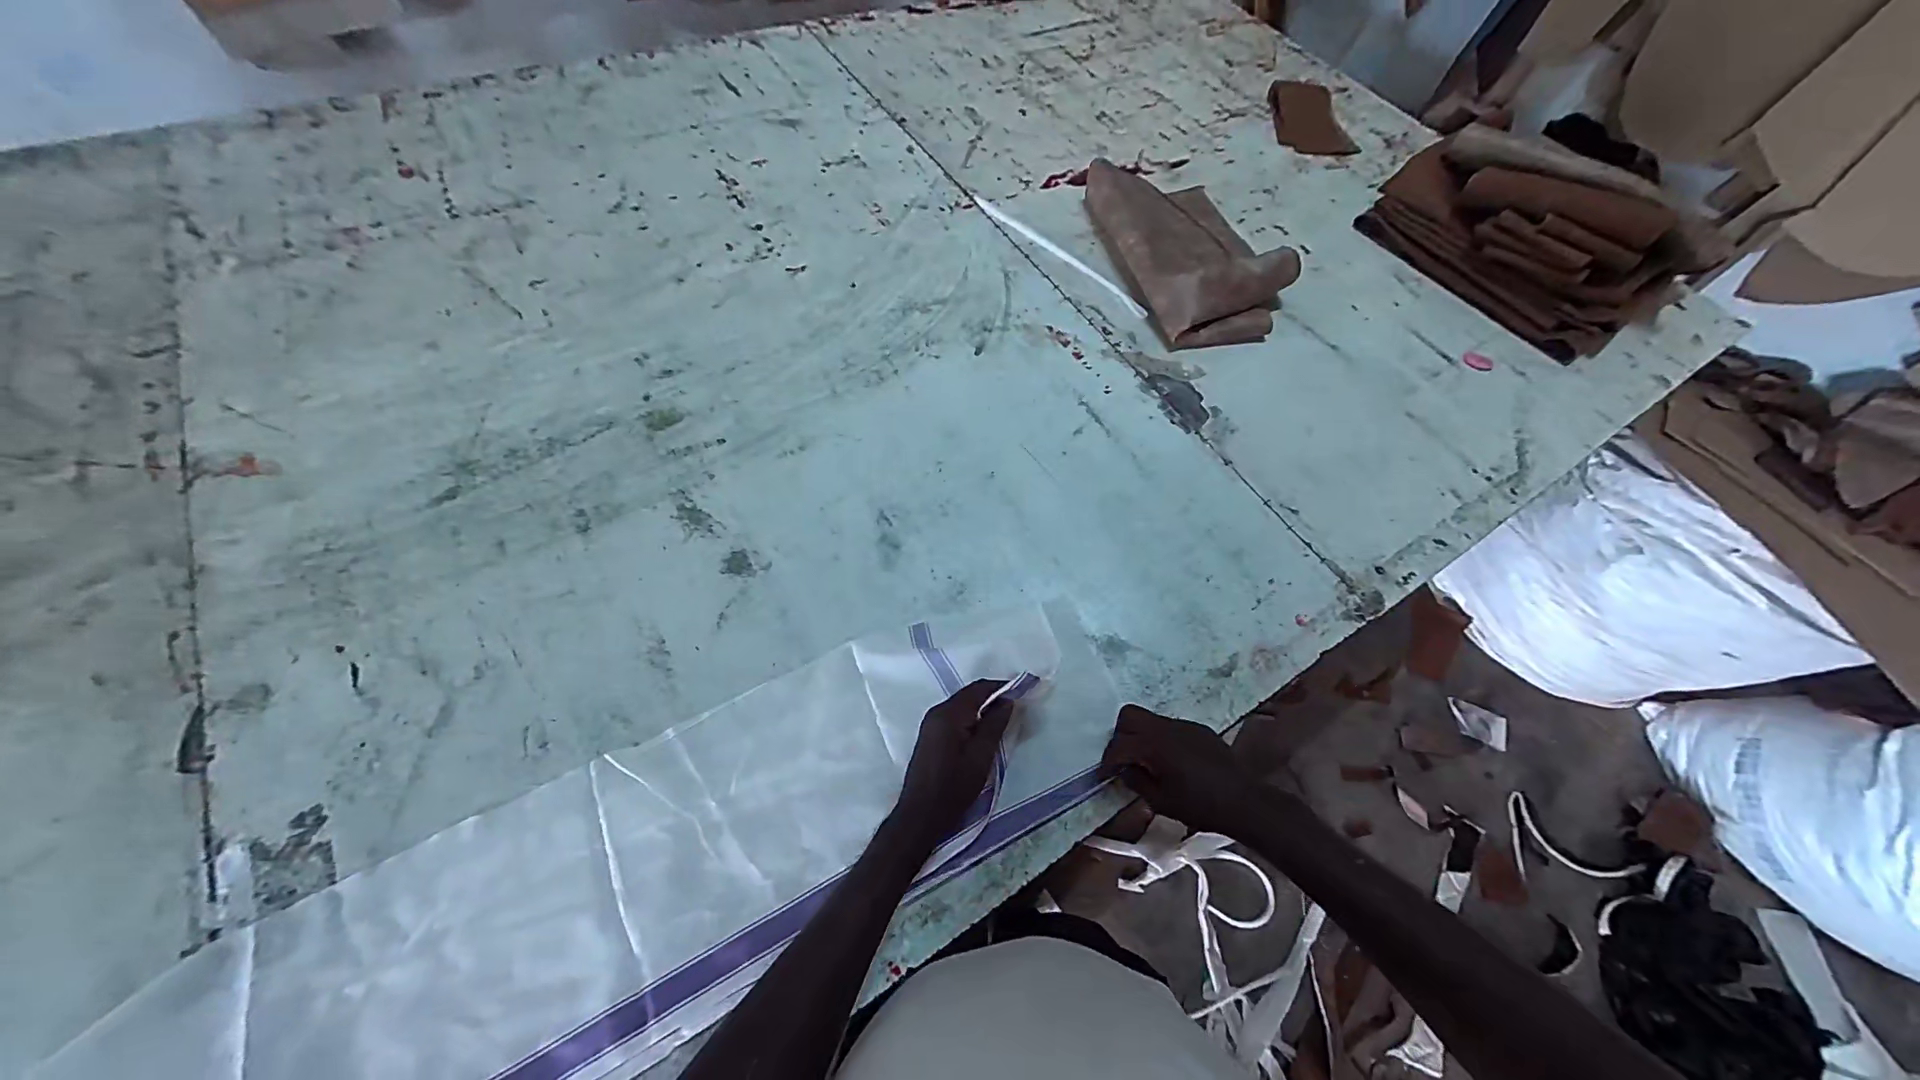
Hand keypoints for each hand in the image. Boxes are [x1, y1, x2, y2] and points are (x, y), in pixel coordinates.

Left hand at [895, 679, 1017, 839]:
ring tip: (1004, 720)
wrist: (921, 815)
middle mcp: (936, 712)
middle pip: (969, 696)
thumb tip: (1007, 701)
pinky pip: (954, 718)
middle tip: (1017, 707)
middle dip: (993, 698)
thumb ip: (994, 725)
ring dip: (982, 710)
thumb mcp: (981, 756)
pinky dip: (971, 719)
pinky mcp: (930, 736)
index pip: (979, 689)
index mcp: (948, 714)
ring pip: (962, 707)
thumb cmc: (954, 788)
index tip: (1024, 690)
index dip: (1002, 687)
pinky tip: (984, 732)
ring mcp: (930, 724)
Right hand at [1102, 705, 1260, 835]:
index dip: (1107, 760)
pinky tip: (1173, 763)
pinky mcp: (1199, 730)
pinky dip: (1163, 740)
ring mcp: (1184, 725)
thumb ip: (1136, 780)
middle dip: (1120, 735)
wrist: (1243, 802)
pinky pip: (1171, 727)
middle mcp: (1166, 728)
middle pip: (1130, 716)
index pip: (1119, 744)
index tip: (1104, 774)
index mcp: (1153, 745)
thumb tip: (1125, 769)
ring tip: (1148, 762)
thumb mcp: (1159, 801)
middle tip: (1123, 759)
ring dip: (1142, 737)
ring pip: (1151, 720)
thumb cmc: (1199, 806)